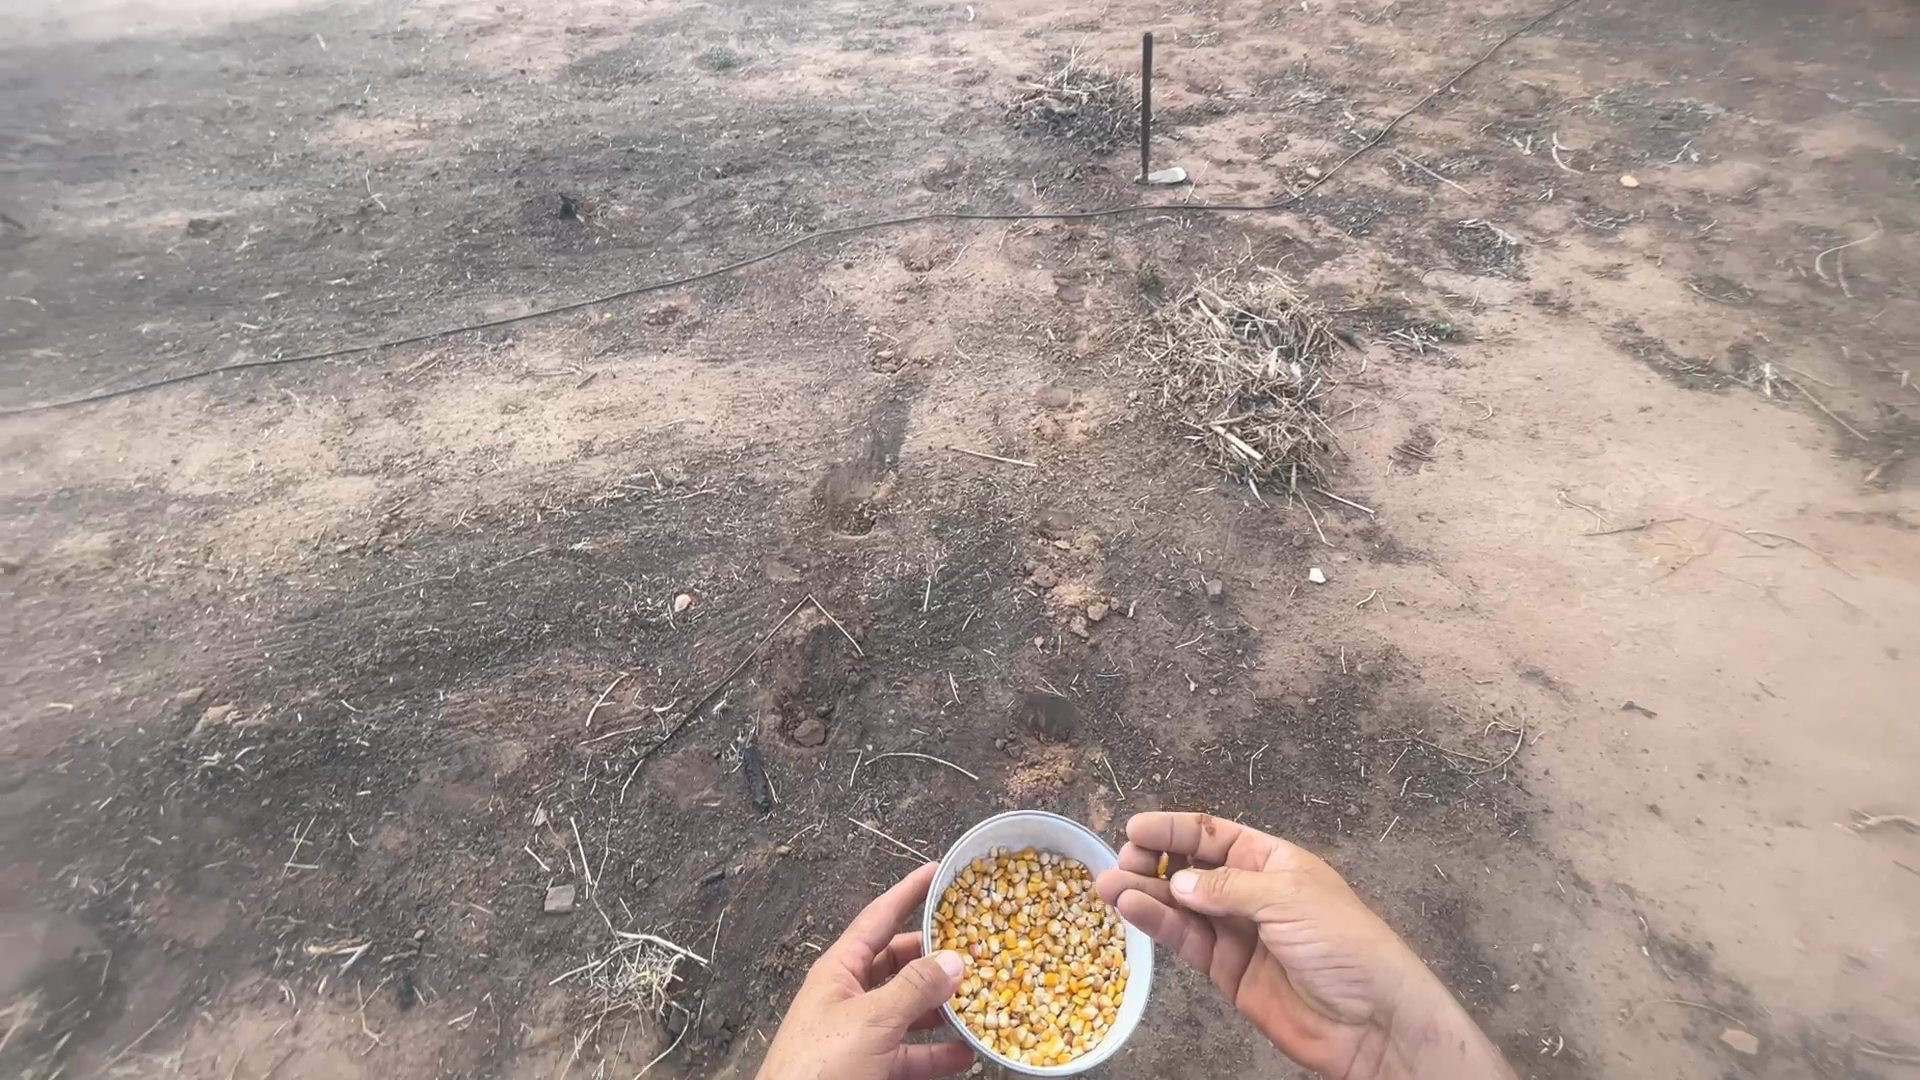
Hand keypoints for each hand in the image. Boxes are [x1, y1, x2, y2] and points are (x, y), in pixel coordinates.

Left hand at [757, 862, 973, 1079]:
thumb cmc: (818, 1069)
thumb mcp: (871, 1021)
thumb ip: (914, 989)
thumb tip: (954, 959)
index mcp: (841, 968)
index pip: (880, 916)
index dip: (909, 891)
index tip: (937, 871)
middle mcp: (851, 994)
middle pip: (899, 962)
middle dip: (934, 956)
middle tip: (973, 945)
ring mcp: (859, 1033)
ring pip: (908, 1009)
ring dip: (940, 1007)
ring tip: (977, 998)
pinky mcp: (869, 1068)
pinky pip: (908, 1052)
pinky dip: (935, 1053)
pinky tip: (963, 1053)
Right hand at [1095, 813, 1514, 1079]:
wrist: (1377, 1026)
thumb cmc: (1344, 944)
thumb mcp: (1288, 899)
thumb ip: (1227, 887)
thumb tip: (1177, 882)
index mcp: (1270, 861)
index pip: (1213, 834)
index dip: (1174, 829)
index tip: (1135, 828)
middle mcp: (1247, 890)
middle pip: (1190, 867)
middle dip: (1153, 860)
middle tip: (1121, 861)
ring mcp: (1235, 931)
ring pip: (1180, 904)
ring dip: (1144, 893)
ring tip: (1107, 887)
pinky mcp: (1227, 970)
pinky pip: (1186, 940)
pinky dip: (1158, 924)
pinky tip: (1131, 911)